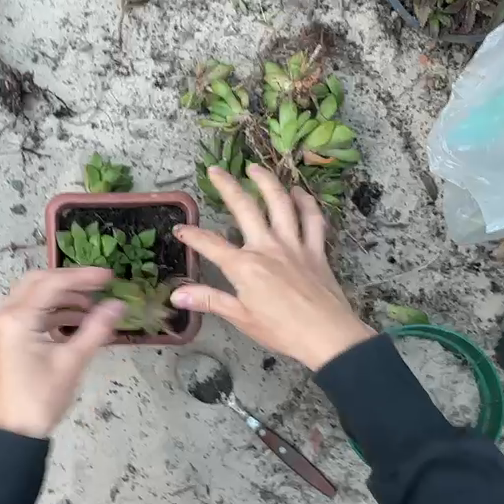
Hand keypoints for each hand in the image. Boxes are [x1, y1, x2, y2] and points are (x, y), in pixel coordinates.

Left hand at [0, 267, 126, 437]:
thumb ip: (96, 329)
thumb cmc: (41, 398)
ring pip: (32, 297)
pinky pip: (28, 314)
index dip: (83, 277)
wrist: (14, 433)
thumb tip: (118, 305)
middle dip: (70, 282)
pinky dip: (50, 313)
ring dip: (61, 298)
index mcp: (17, 319)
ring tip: (91, 308)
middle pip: (38, 283)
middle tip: (99, 286)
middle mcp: (4, 316)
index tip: (109, 277)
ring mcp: (1, 327)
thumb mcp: (72, 362)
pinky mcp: (4, 339)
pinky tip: (74, 323)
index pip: (52, 284)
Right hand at [171, 165, 375, 370]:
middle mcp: (268, 247)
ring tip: (255, 168)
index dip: (192, 235)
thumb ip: (209, 301)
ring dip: (267, 182)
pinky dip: (305, 203)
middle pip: (244, 208)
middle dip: (227, 186)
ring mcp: (294, 245)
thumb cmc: (281, 330)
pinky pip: (312, 219)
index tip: (180, 229)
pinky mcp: (316, 250)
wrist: (327, 335)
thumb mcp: (240, 317)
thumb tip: (176, 295)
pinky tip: (298, 192)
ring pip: (280, 203)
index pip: (210, 245)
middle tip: (216, 170)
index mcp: (245, 266)